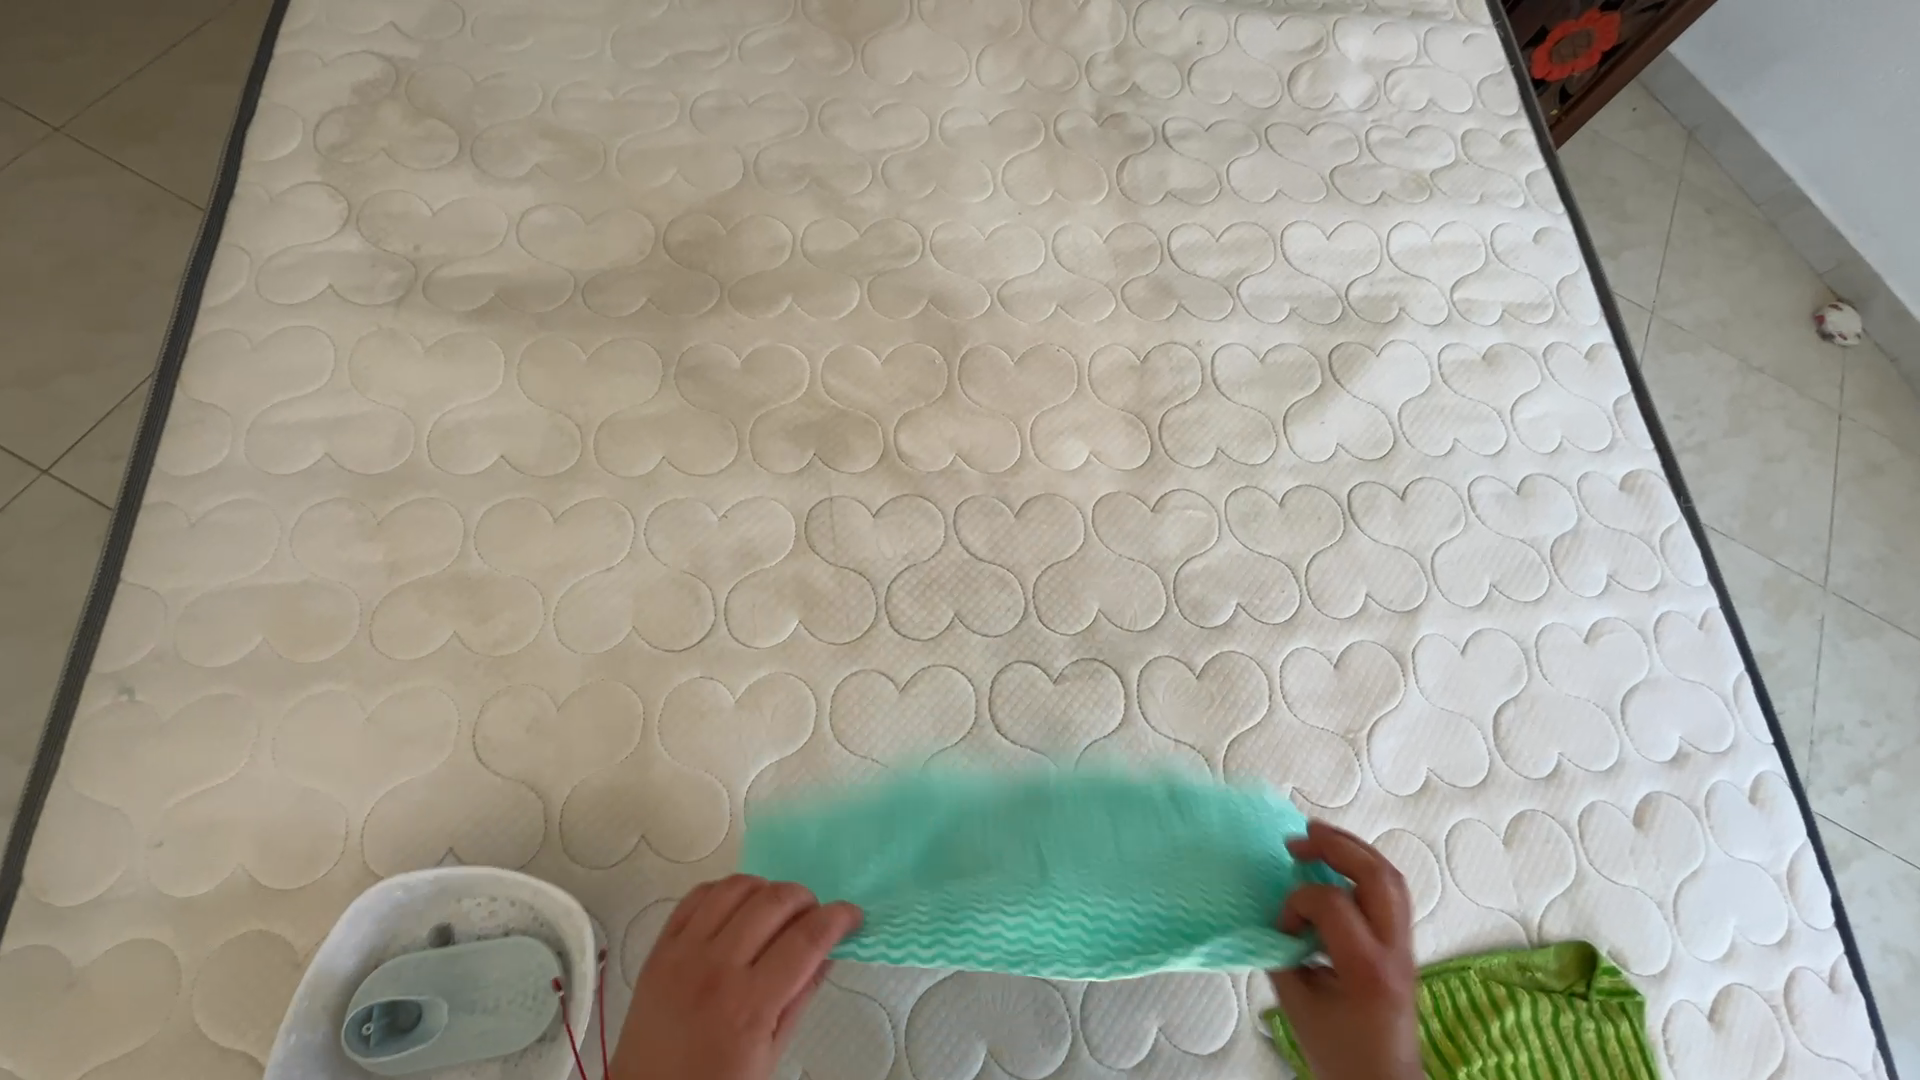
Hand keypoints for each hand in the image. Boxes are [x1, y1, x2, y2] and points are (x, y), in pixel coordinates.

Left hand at [612, 875, 861, 1079]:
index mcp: (749, 1006)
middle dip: (806, 899)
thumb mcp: (770, 1055)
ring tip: (776, 911)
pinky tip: (738, 909)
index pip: (806, 939)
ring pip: (736, 887)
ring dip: (767, 890)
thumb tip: (829, 951)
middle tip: (813, 917)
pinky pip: (697, 896)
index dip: (838, 919)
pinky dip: (725, 891)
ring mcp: (683, 953)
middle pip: (774, 901)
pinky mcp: (659, 948)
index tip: (851, 916)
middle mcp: (715, 969)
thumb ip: (800, 997)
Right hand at [1270, 821, 1422, 1079]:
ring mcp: (1406, 946)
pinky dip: (1362, 867)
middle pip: (1377, 875)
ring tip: (1318, 836)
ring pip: (1391, 877)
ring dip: (1352, 849)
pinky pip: (1390, 891)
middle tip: (1299, 839)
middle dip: (1335, 846)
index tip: (1282, 926)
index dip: (1298, 902)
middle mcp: (1396, 950)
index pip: (1333, 904)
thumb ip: (1281, 951)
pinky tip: (1336, 864)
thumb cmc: (1337, 1051)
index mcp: (1368, 969)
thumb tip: (1271, 915)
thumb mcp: (1297, 1002)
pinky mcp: (1404, 945)